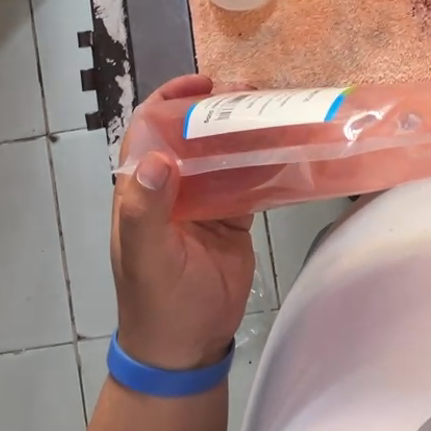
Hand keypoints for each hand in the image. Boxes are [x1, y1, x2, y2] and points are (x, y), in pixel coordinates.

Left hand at [112, 74, 256, 369]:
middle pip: (193, 133)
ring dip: (246, 128)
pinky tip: (288, 144)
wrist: (188, 346)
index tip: (202, 84)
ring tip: (274, 108)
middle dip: (218, 108)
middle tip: (251, 91)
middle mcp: (173, 187)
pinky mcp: (234, 216)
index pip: (148, 130)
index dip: (170, 100)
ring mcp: (205, 200)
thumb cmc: (159, 301)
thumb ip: (147, 210)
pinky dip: (267, 159)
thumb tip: (158, 159)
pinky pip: (250, 178)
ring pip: (224, 152)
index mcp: (142, 190)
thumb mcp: (147, 257)